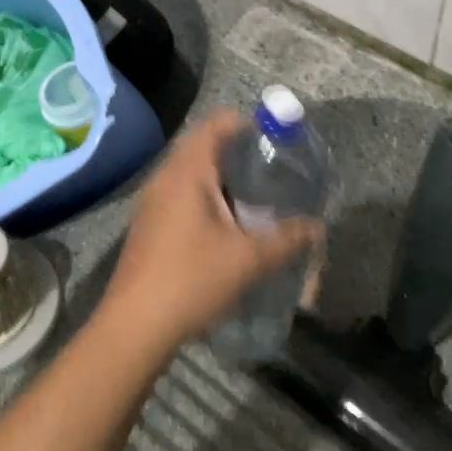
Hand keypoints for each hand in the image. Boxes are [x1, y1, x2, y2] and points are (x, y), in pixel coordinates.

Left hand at [98, 110, 321, 350]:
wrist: (134, 328)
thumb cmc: (191, 281)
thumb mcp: (248, 260)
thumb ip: (286, 239)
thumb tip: (316, 228)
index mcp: (188, 173)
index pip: (214, 125)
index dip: (244, 122)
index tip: (272, 134)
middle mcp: (165, 179)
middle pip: (201, 146)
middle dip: (234, 149)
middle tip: (268, 163)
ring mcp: (151, 203)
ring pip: (189, 173)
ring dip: (219, 175)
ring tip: (252, 193)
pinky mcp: (148, 226)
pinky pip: (180, 194)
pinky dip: (204, 195)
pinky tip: (225, 223)